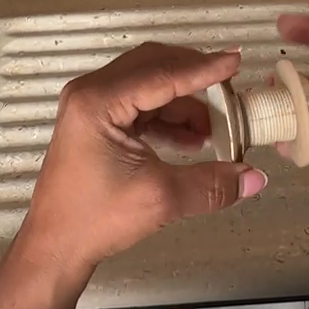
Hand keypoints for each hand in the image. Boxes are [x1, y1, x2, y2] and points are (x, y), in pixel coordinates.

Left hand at [17, 43, 269, 271]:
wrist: (55, 248)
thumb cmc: (94, 220)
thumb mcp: (161, 198)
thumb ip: (211, 184)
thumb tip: (254, 177)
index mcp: (99, 101)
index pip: (162, 74)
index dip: (203, 68)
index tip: (235, 60)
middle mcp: (92, 92)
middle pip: (154, 65)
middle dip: (194, 76)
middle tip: (229, 87)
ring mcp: (91, 104)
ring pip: (149, 82)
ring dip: (183, 99)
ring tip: (214, 125)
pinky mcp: (96, 120)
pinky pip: (140, 102)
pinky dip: (168, 114)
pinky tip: (193, 138)